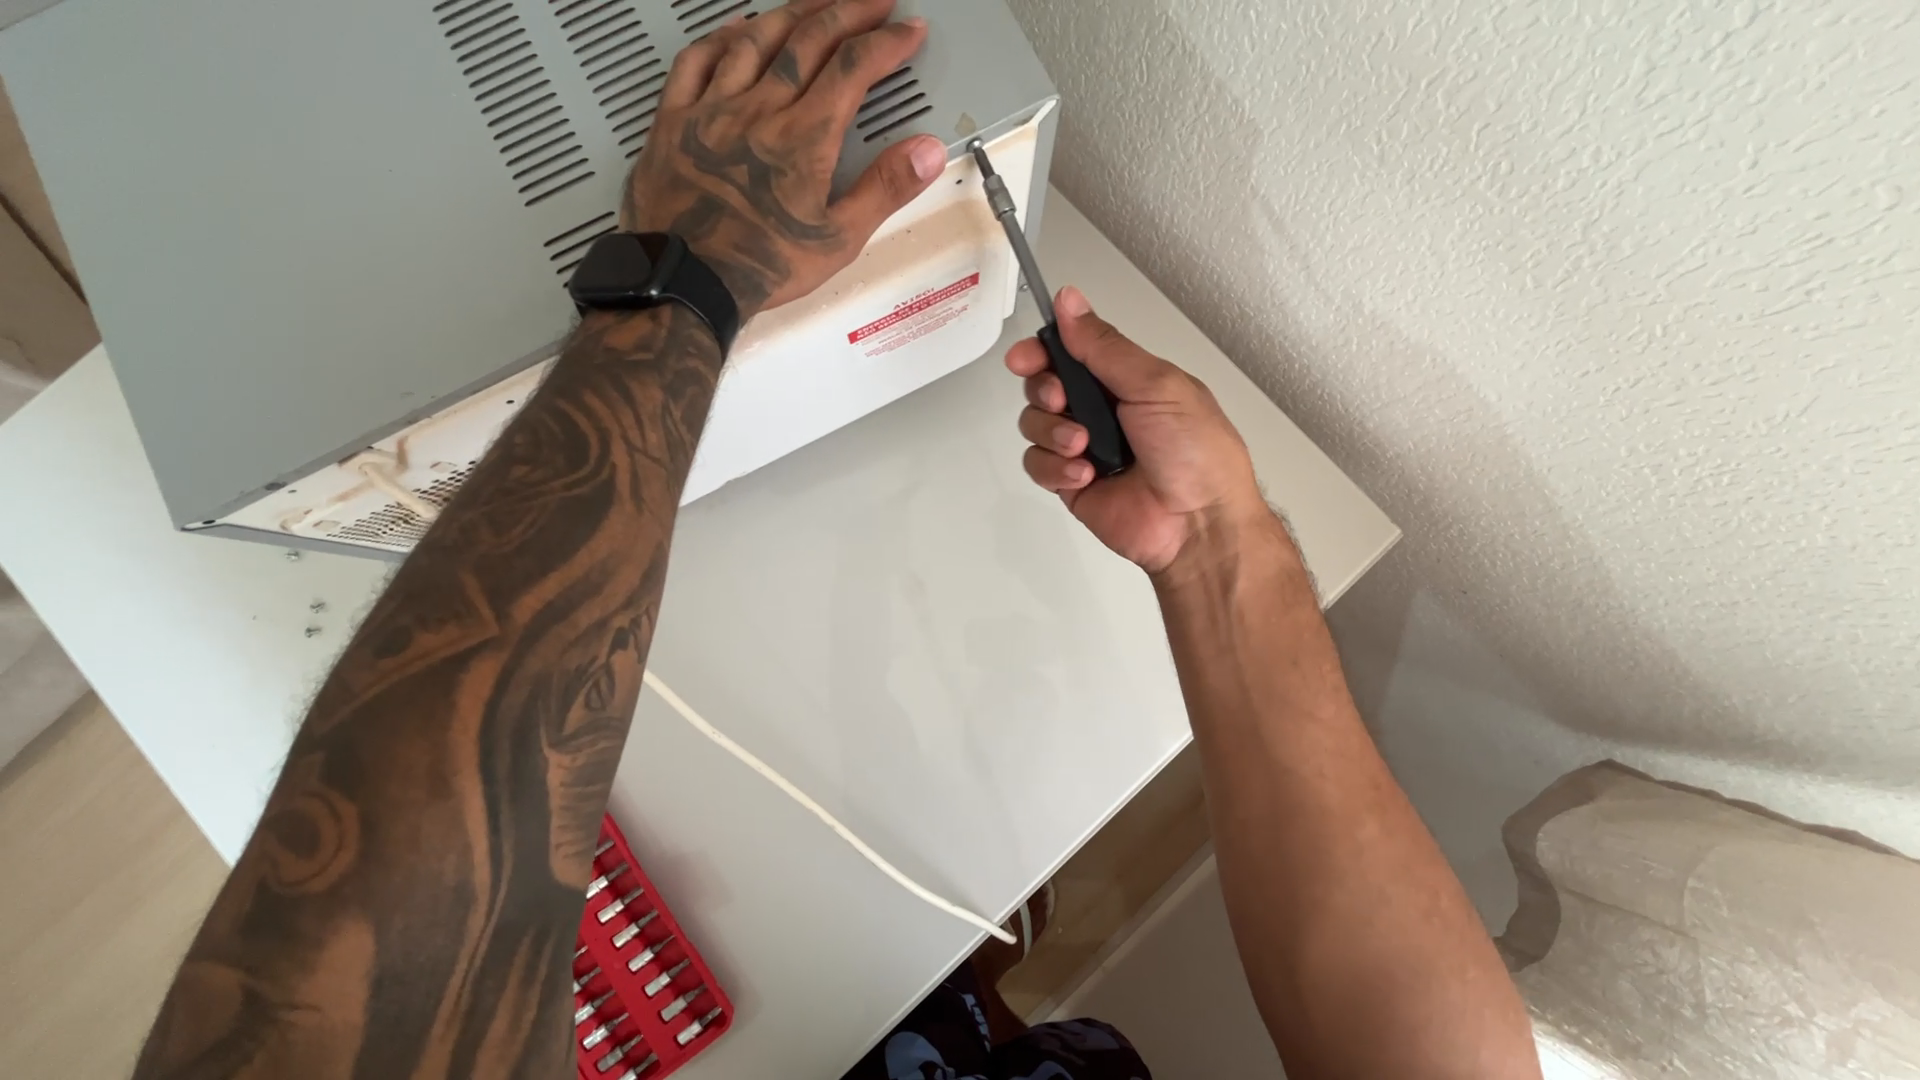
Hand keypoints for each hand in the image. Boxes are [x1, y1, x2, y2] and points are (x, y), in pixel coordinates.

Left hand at [622, 0, 947, 318]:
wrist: (688, 281)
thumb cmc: (758, 265)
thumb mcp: (838, 240)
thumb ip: (885, 189)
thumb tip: (925, 152)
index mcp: (803, 138)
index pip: (853, 68)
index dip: (886, 42)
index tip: (907, 31)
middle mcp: (758, 110)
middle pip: (809, 39)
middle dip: (849, 12)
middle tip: (874, 2)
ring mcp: (712, 110)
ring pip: (756, 39)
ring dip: (793, 13)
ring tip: (817, 3)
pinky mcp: (675, 121)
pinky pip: (697, 59)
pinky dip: (723, 36)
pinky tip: (737, 30)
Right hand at [1008, 287, 1278, 577]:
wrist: (1197, 523)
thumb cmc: (1195, 451)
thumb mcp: (1155, 384)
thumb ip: (1104, 345)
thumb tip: (1069, 300)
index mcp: (1125, 380)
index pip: (1069, 352)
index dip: (1041, 350)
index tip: (1025, 357)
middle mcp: (1101, 410)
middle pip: (1043, 385)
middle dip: (1045, 390)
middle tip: (1063, 400)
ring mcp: (1083, 448)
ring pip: (1034, 424)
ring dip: (1053, 432)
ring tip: (1084, 447)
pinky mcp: (1069, 483)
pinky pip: (1036, 464)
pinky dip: (1055, 468)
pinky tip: (1085, 475)